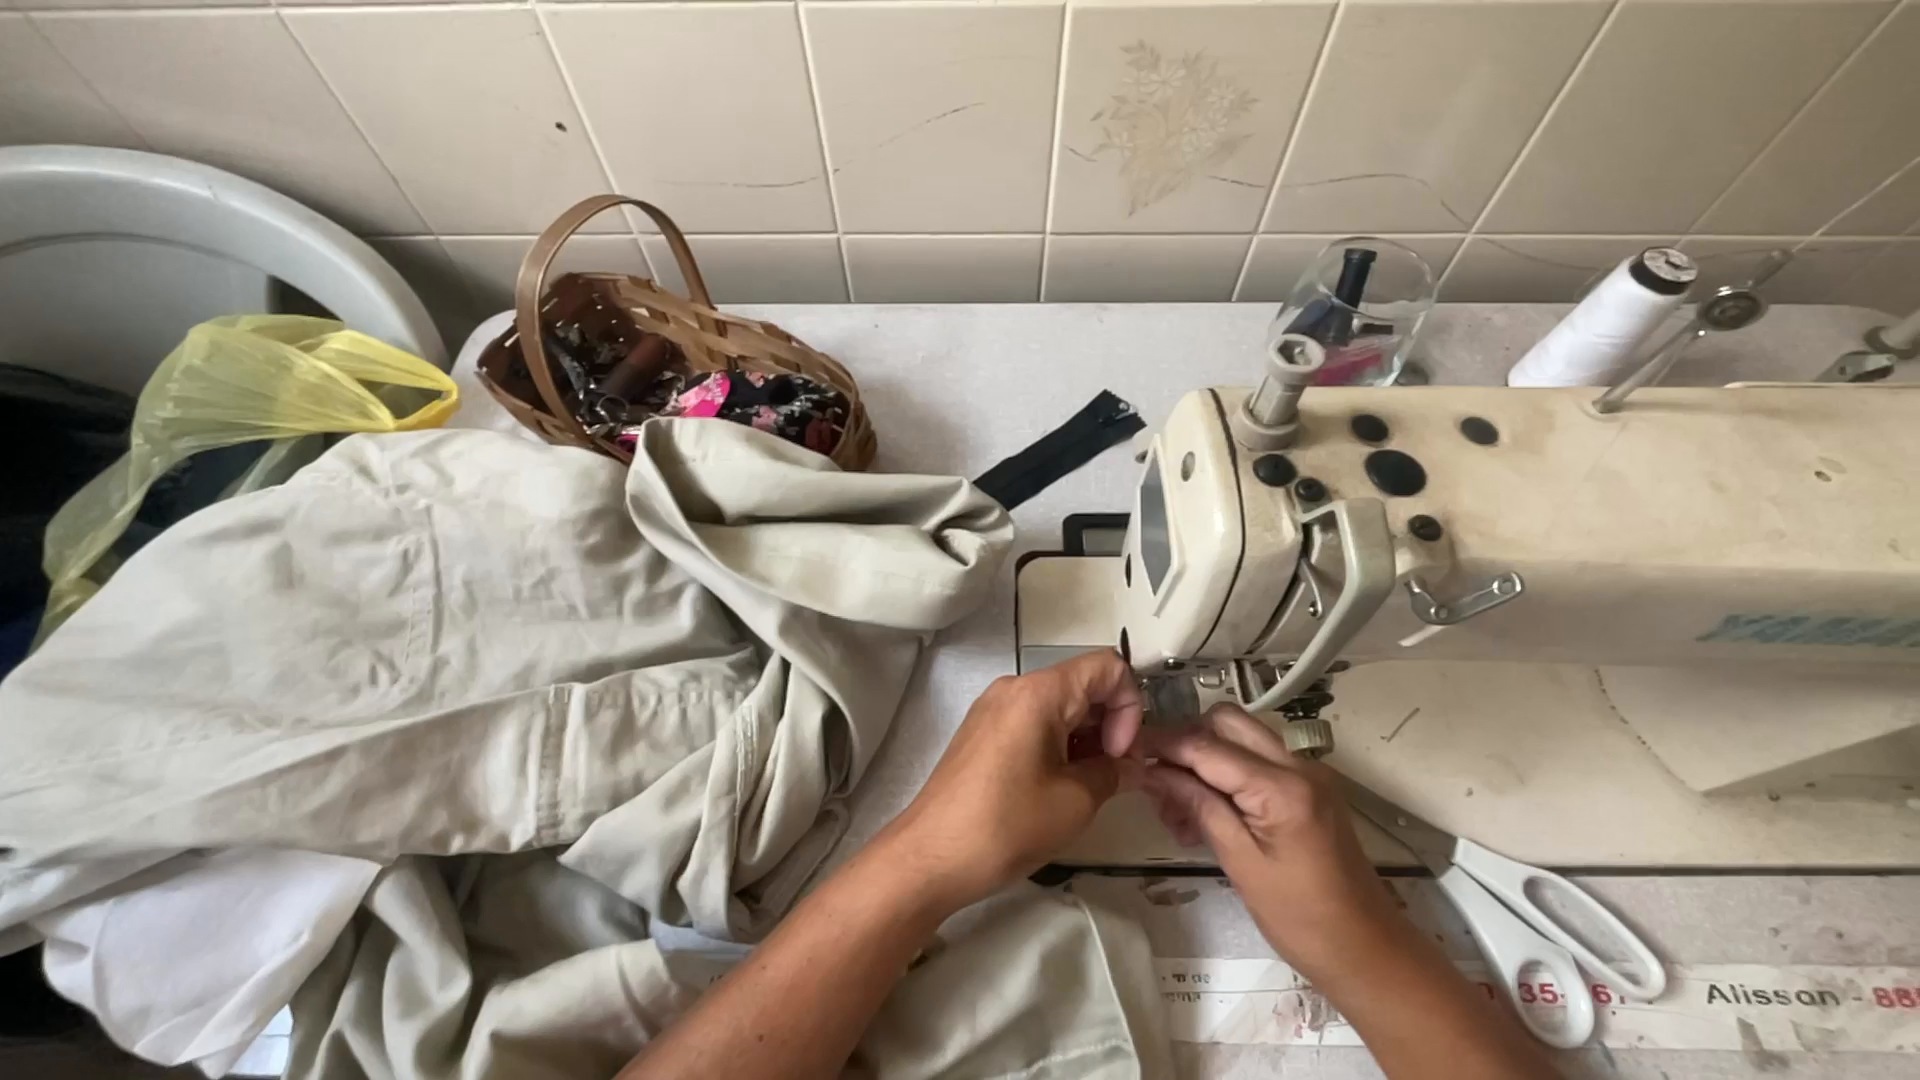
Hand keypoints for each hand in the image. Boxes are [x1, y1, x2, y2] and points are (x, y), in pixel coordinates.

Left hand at [878, 650, 1144, 911]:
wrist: (932, 856)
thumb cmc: (1006, 825)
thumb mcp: (1076, 801)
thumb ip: (1114, 772)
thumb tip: (1131, 765)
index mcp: (1039, 693)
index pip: (1107, 667)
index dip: (1129, 705)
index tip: (1120, 753)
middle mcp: (1014, 688)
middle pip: (1082, 684)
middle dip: (1110, 724)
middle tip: (1115, 775)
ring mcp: (994, 709)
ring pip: (1059, 706)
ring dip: (1085, 738)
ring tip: (1088, 786)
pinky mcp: (983, 732)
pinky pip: (1033, 722)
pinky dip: (1058, 744)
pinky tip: (1059, 786)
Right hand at [1139, 704, 1406, 977]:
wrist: (1367, 950)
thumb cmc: (1301, 918)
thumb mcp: (1240, 863)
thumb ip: (1198, 805)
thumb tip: (1152, 771)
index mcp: (1282, 787)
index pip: (1207, 746)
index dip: (1163, 743)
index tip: (1127, 749)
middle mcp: (1297, 765)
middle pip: (1226, 722)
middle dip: (1185, 741)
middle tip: (1156, 778)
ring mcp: (1306, 773)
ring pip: (1241, 736)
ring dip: (1204, 756)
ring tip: (1176, 806)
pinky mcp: (1307, 787)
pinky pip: (1257, 760)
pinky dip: (1226, 772)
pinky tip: (1204, 811)